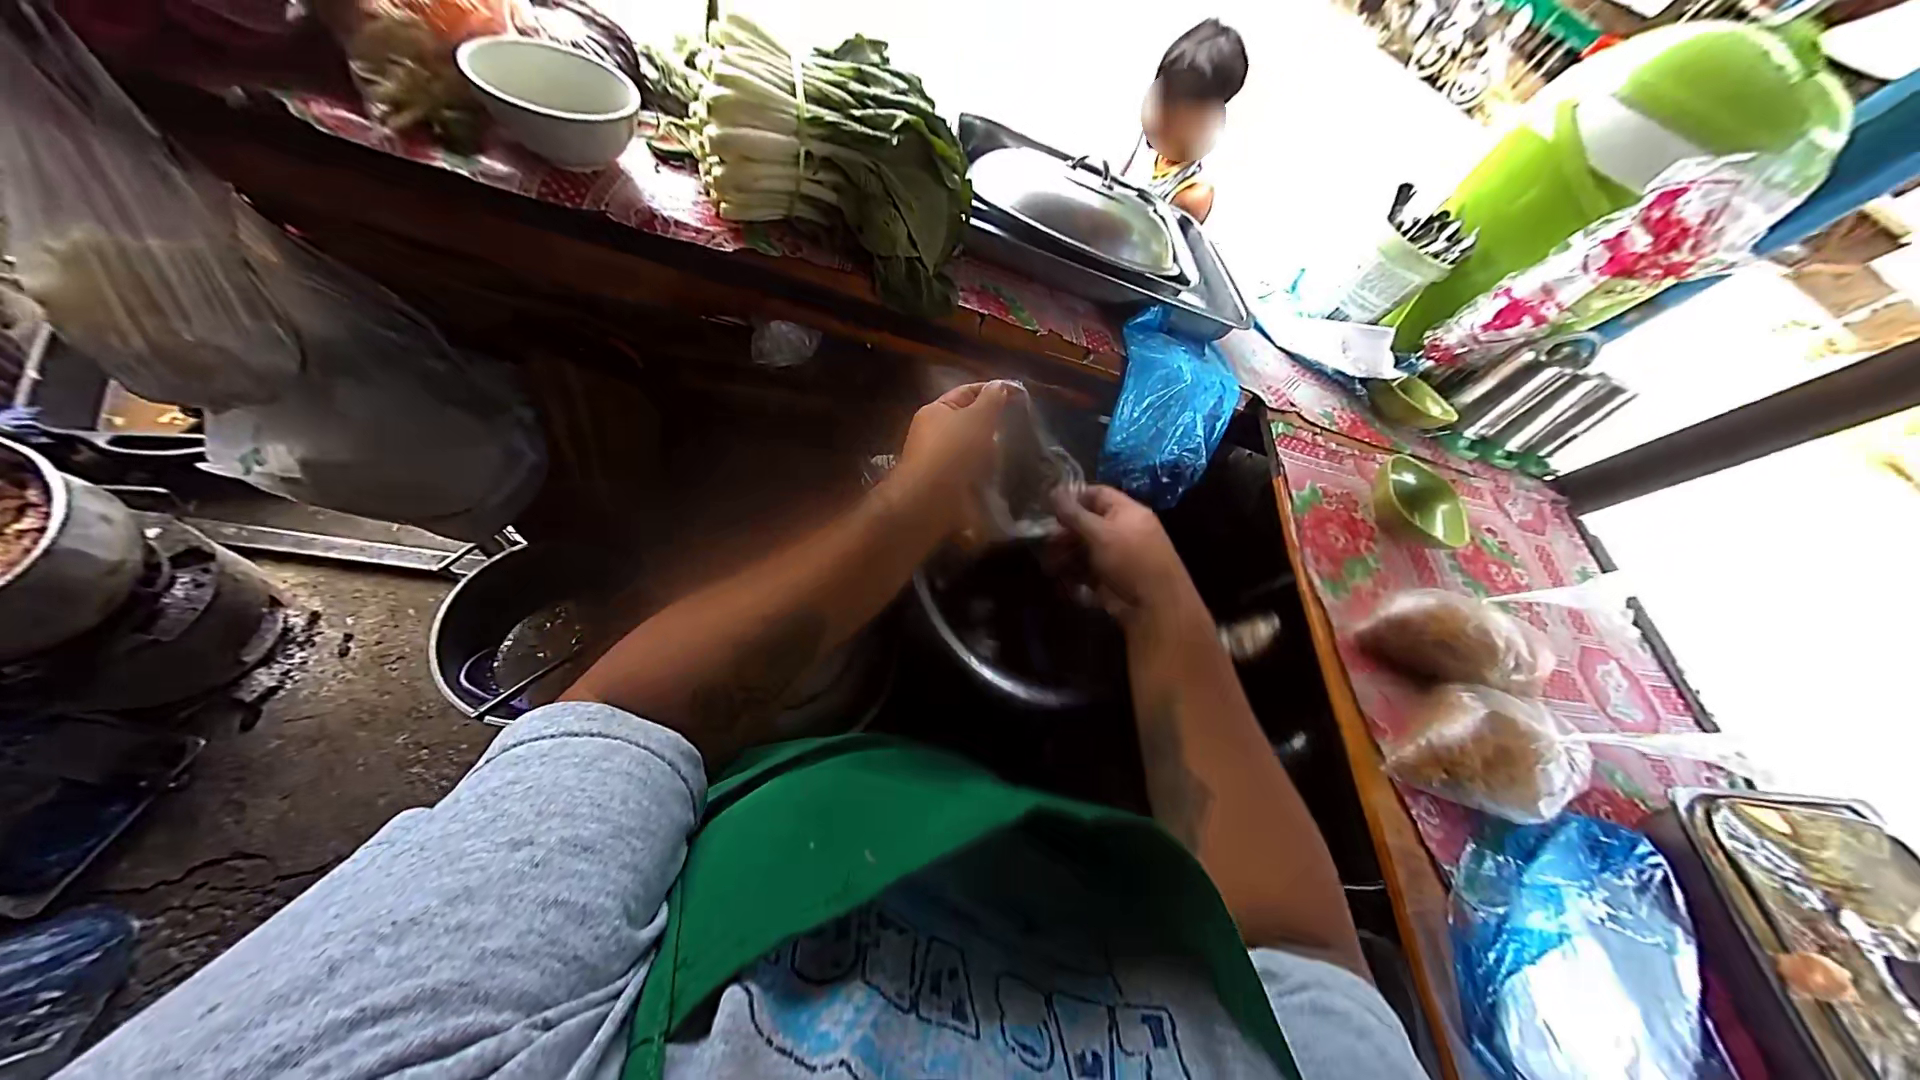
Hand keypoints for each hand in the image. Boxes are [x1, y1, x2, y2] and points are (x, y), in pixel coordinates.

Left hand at [890, 381, 1015, 538]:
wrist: (932, 499)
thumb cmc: (954, 450)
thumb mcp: (978, 416)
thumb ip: (991, 399)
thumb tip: (999, 386)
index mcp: (936, 411)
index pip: (966, 392)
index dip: (991, 390)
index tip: (1018, 395)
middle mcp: (933, 434)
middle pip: (968, 423)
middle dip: (991, 424)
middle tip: (1018, 426)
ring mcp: (939, 461)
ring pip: (971, 450)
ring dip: (989, 452)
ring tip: (1013, 453)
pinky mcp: (946, 485)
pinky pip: (971, 473)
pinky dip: (984, 473)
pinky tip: (1000, 476)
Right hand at [1051, 484, 1199, 625]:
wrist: (1154, 606)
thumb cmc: (1130, 560)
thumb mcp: (1101, 533)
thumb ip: (1075, 514)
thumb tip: (1053, 491)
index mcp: (1127, 512)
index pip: (1097, 494)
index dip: (1073, 498)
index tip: (1048, 507)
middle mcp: (1121, 530)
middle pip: (1086, 523)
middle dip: (1064, 531)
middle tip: (1044, 540)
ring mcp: (1115, 555)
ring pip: (1082, 548)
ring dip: (1063, 553)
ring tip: (1048, 564)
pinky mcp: (1108, 577)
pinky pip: (1085, 569)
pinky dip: (1071, 572)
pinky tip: (1058, 577)